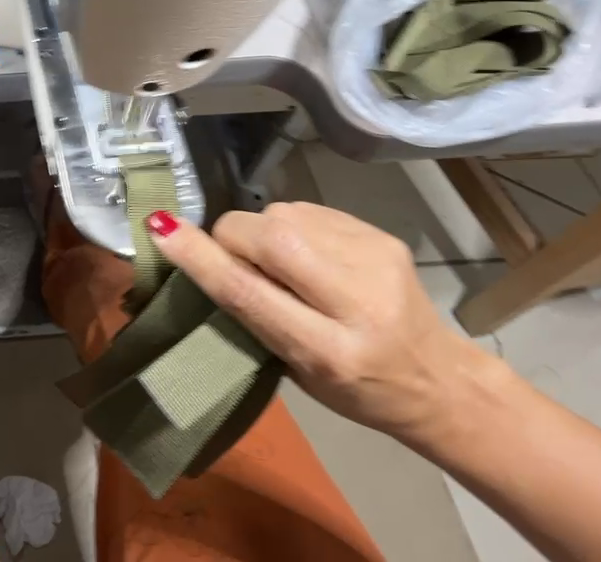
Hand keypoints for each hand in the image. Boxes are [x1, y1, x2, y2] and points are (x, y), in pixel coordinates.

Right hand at [150, 202, 501, 442]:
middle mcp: (356, 300)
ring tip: (279, 264)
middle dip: (232, 237)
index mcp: (328, 351)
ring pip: (282, 214)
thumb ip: (250, 311)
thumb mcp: (294, 368)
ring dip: (261, 231)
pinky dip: (290, 226)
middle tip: (234, 260)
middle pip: (268, 236)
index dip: (201, 258)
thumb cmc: (353, 390)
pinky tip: (308, 253)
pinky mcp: (382, 234)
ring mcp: (375, 259)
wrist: (439, 379)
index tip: (162, 229)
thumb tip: (197, 252)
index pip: (250, 293)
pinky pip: (306, 210)